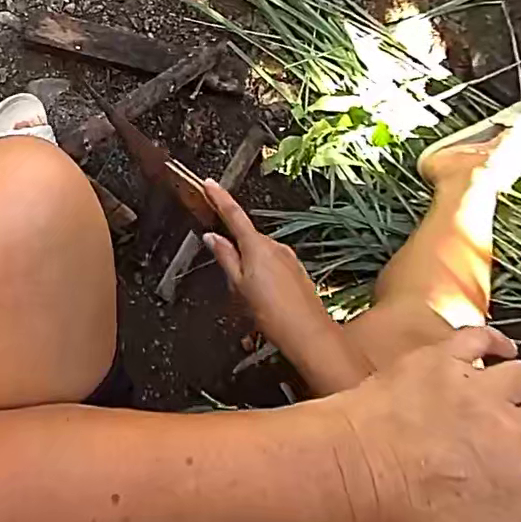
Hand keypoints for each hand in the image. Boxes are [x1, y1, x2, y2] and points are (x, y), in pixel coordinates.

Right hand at [200, 179, 330, 354]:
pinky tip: (263, 294)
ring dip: (249, 262)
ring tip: (245, 292)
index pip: (234, 214)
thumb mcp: (239, 285)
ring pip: (260, 251)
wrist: (311, 336)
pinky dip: (262, 270)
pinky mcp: (298, 271)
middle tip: (226, 272)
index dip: (220, 198)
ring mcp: (289, 258)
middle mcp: (275, 246)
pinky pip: (273, 262)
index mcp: (256, 246)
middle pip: (247, 236)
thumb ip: (225, 257)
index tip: (209, 184)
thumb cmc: (272, 313)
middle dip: (234, 245)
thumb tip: (211, 236)